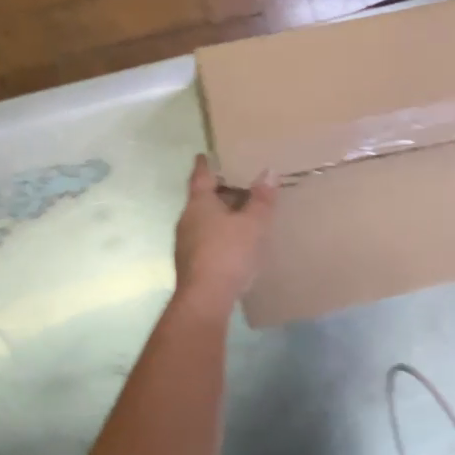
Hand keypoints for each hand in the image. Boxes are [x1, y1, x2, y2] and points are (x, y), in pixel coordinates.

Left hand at [172, 154, 276, 310]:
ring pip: (203, 220)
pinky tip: (233, 242)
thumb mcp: (252, 225)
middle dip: (218, 191)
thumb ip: (261, 199)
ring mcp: (185, 243)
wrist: (205, 299)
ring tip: (239, 213)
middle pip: (201, 198)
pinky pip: (205, 239)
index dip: (204, 164)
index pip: (200, 176)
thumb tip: (269, 171)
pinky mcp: (190, 263)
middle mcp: (187, 219)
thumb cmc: (228, 254)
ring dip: (219, 215)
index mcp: (199, 204)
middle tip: (236, 183)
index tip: (205, 154)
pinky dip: (218, 234)